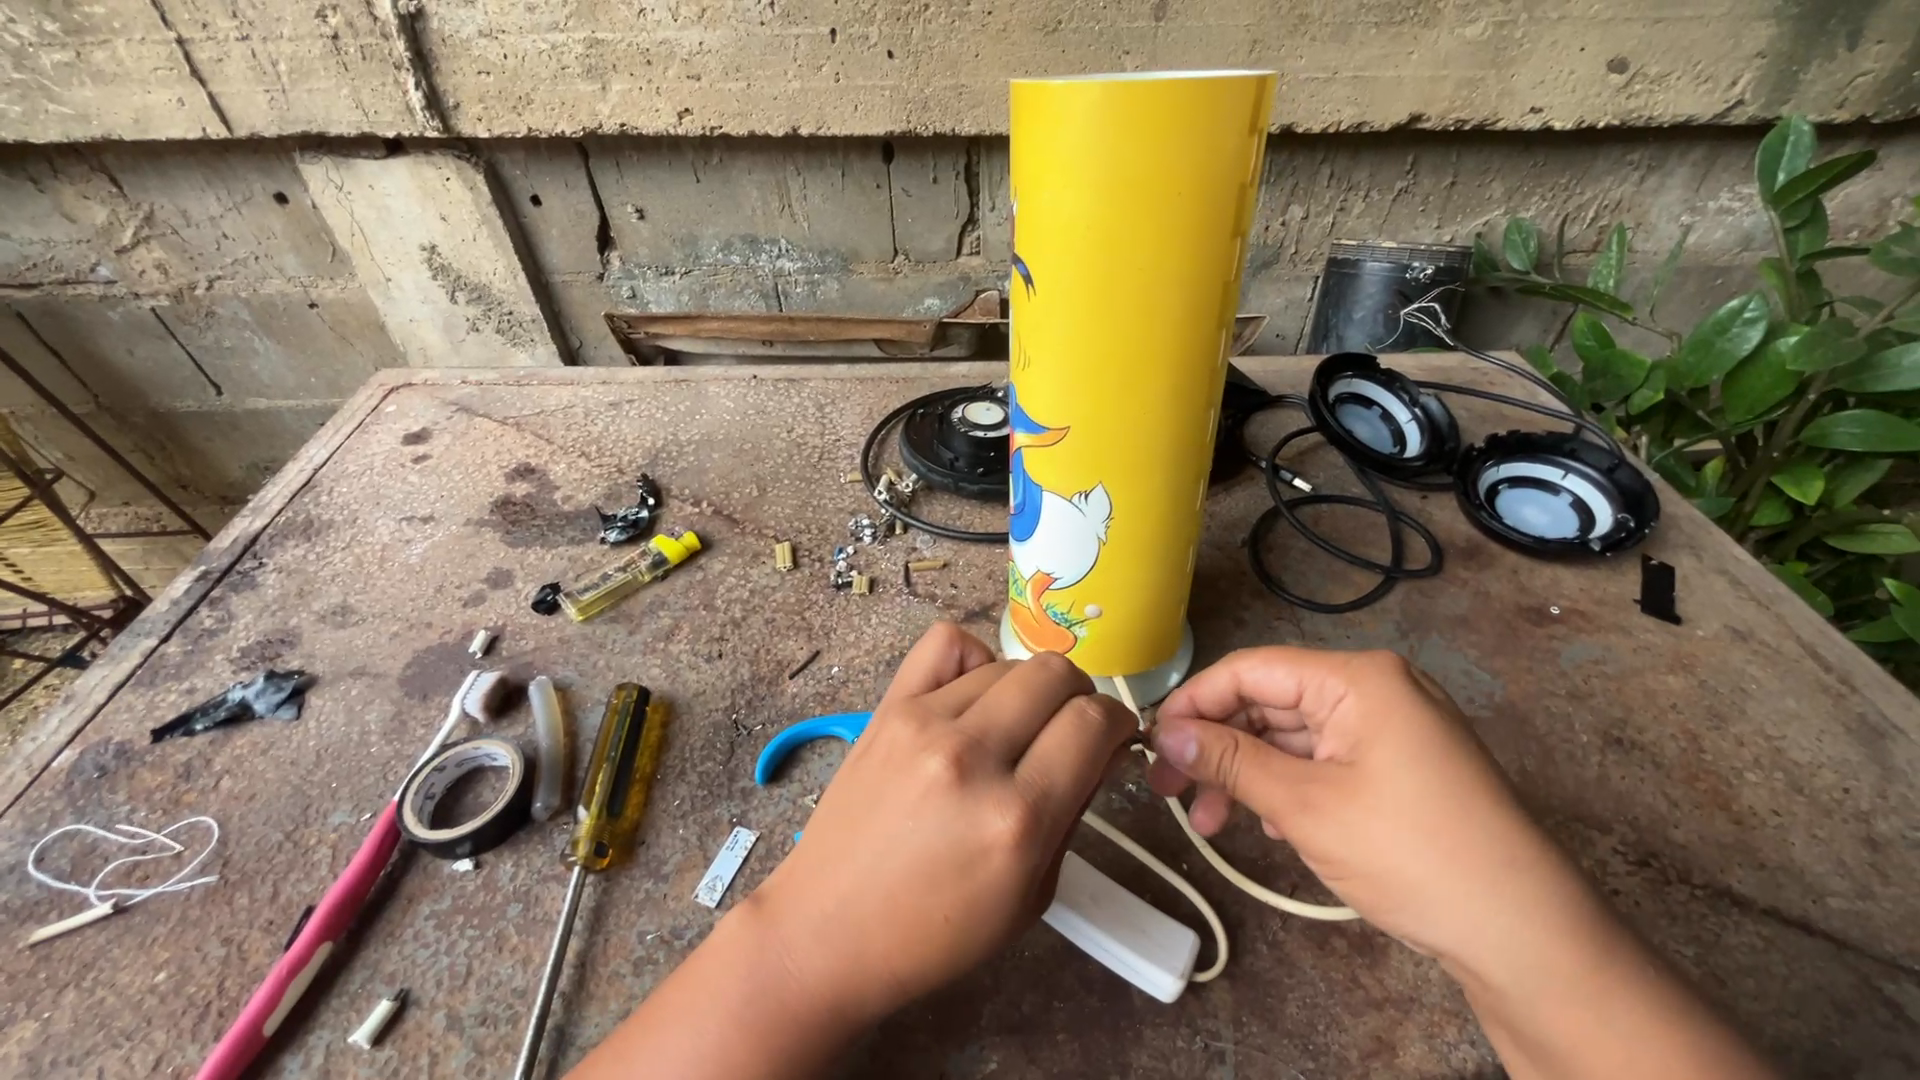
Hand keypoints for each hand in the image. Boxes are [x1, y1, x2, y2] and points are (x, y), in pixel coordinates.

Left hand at [747, 622, 1135, 1023]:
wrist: (828, 928)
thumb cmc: (936, 933)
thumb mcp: (1031, 895)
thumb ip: (1073, 812)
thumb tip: (1101, 746)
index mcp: (1018, 819)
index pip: (1092, 722)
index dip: (1117, 723)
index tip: (1112, 739)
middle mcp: (972, 757)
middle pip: (1057, 675)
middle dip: (1081, 697)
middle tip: (1069, 731)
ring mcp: (923, 724)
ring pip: (1008, 663)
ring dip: (1029, 690)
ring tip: (1014, 727)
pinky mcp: (887, 708)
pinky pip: (947, 643)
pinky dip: (974, 657)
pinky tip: (971, 694)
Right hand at [1144, 646, 1579, 968]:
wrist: (1527, 937)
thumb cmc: (1412, 854)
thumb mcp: (1306, 806)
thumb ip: (1230, 760)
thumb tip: (1165, 734)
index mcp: (1357, 679)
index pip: (1250, 670)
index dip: (1194, 703)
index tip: (1154, 745)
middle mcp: (1373, 690)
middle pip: (1267, 704)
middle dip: (1216, 748)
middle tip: (1170, 792)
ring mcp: (1388, 730)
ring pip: (1289, 738)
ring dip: (1246, 775)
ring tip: (1211, 824)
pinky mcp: (1396, 767)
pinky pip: (1320, 762)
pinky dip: (1284, 789)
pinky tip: (1267, 827)